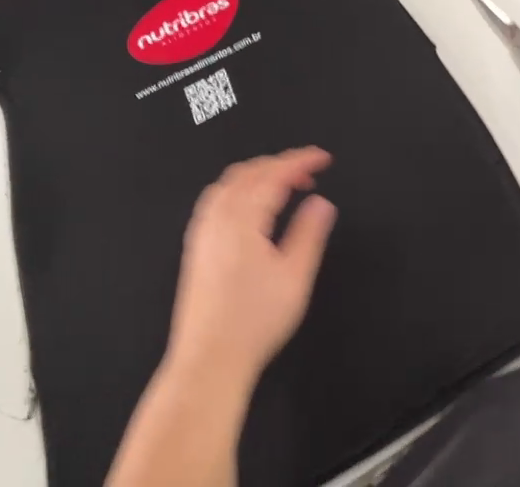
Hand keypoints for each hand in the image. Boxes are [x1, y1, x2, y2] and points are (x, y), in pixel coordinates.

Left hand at [164, 148, 337, 387]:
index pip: (274, 175)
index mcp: (243, 220)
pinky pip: (216, 200)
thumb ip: (309, 233)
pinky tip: (251, 207)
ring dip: (258, 174)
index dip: (301, 161)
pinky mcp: (196, 248)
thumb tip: (321, 203)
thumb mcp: (295, 276)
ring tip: (284, 184)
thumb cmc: (255, 321)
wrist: (209, 361)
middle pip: (249, 173)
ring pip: (229, 184)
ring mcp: (202, 233)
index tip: (323, 158)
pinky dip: (239, 189)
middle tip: (309, 172)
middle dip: (281, 164)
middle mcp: (218, 219)